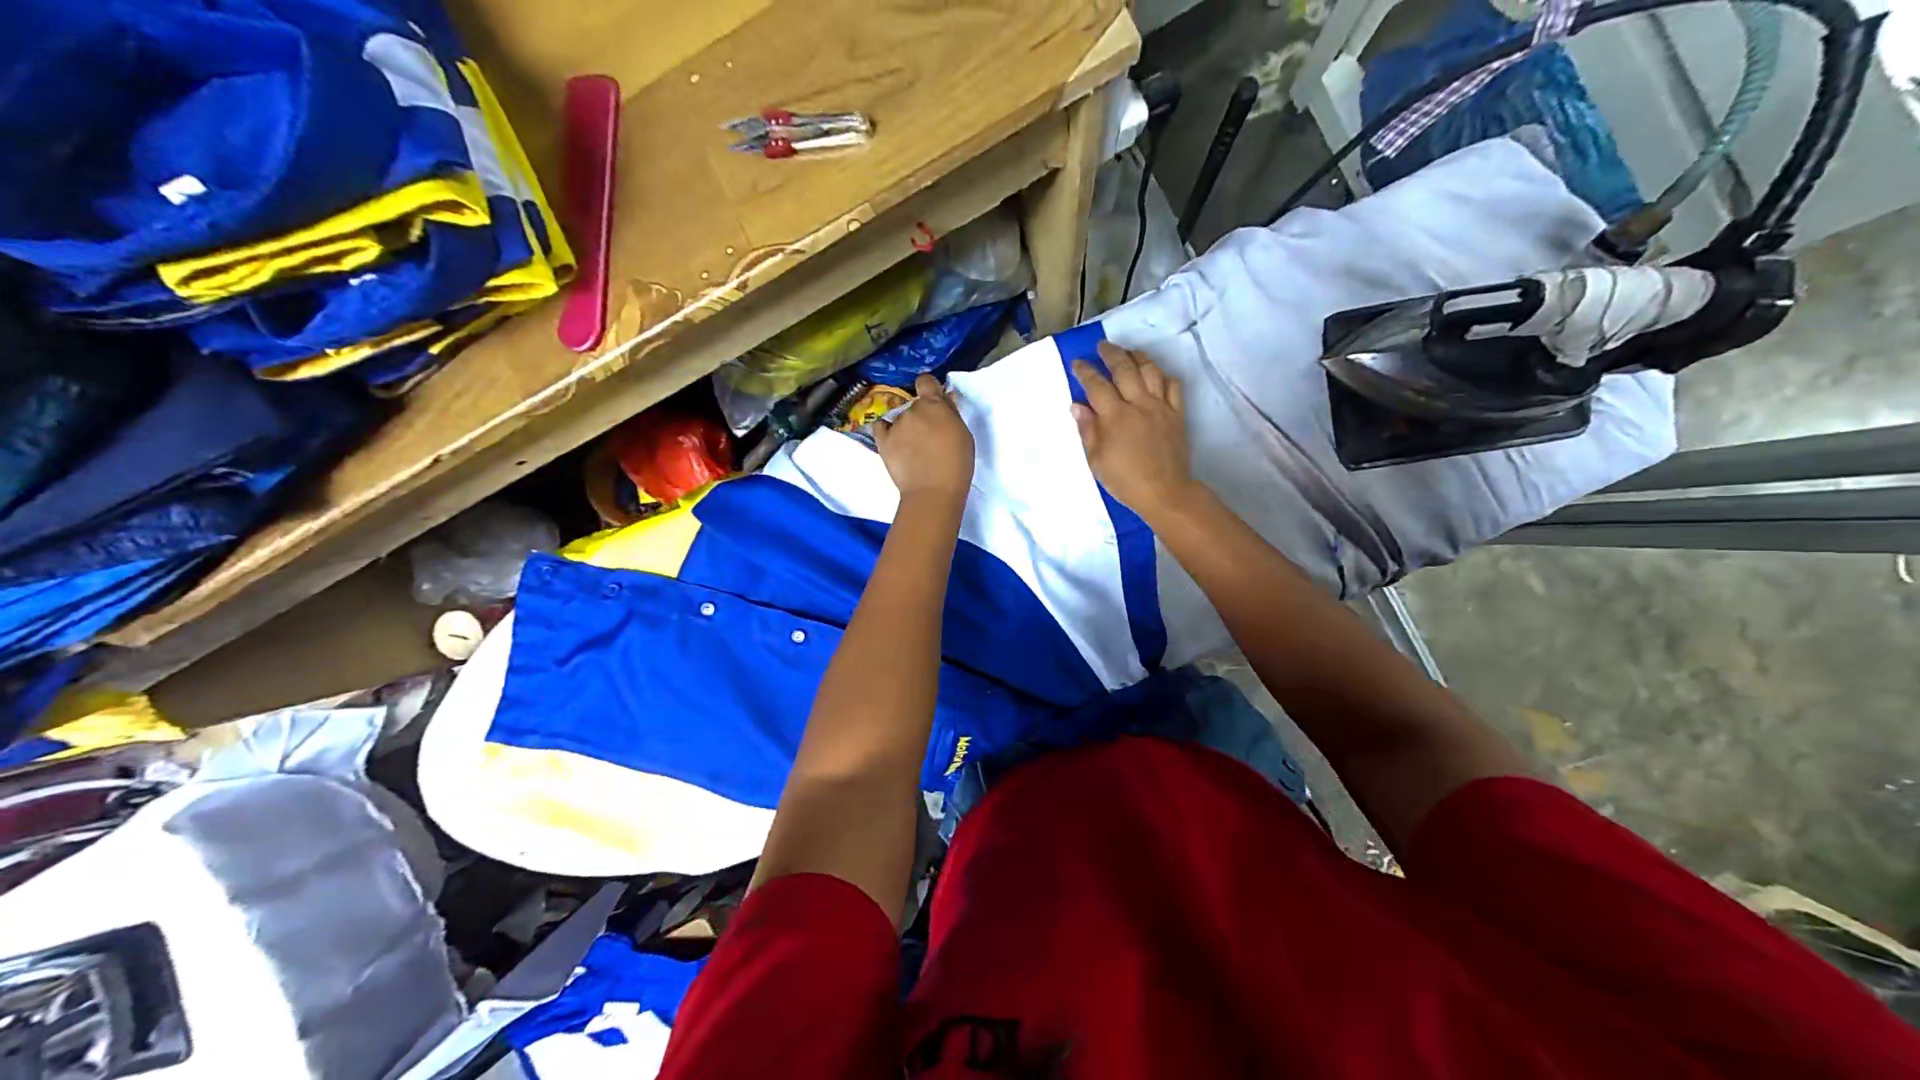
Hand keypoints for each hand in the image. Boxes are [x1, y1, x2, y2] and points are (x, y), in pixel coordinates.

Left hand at [874, 374, 974, 502]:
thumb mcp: (963, 434)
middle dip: (920, 416)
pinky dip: (886, 431)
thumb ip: (952, 414)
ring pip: (899, 419)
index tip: (932, 399)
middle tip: (928, 437)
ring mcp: (895, 425)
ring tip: (913, 449)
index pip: (925, 381)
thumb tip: (945, 399)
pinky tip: (894, 442)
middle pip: (914, 405)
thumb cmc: (957, 464)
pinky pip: (880, 427)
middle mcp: (912, 410)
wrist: (933, 491)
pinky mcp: (882, 441)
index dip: (928, 388)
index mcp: (934, 405)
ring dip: (905, 428)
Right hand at [1071, 342, 1197, 520]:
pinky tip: (1156, 374)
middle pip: (1124, 369)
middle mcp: (1138, 404)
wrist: (1165, 492)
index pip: (1097, 385)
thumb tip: (1078, 405)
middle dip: (1111, 354)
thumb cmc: (1125, 481)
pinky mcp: (1177, 414)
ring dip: (1138, 357)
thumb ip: (1088, 430)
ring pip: (1150, 371)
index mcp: (1115, 416)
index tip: (1078, 364)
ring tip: (1129, 352)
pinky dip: (1164, 376)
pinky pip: (1174, 386)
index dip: (1085, 372)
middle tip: (1102, 347)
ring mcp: (1161, 407)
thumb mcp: (1097, 460)